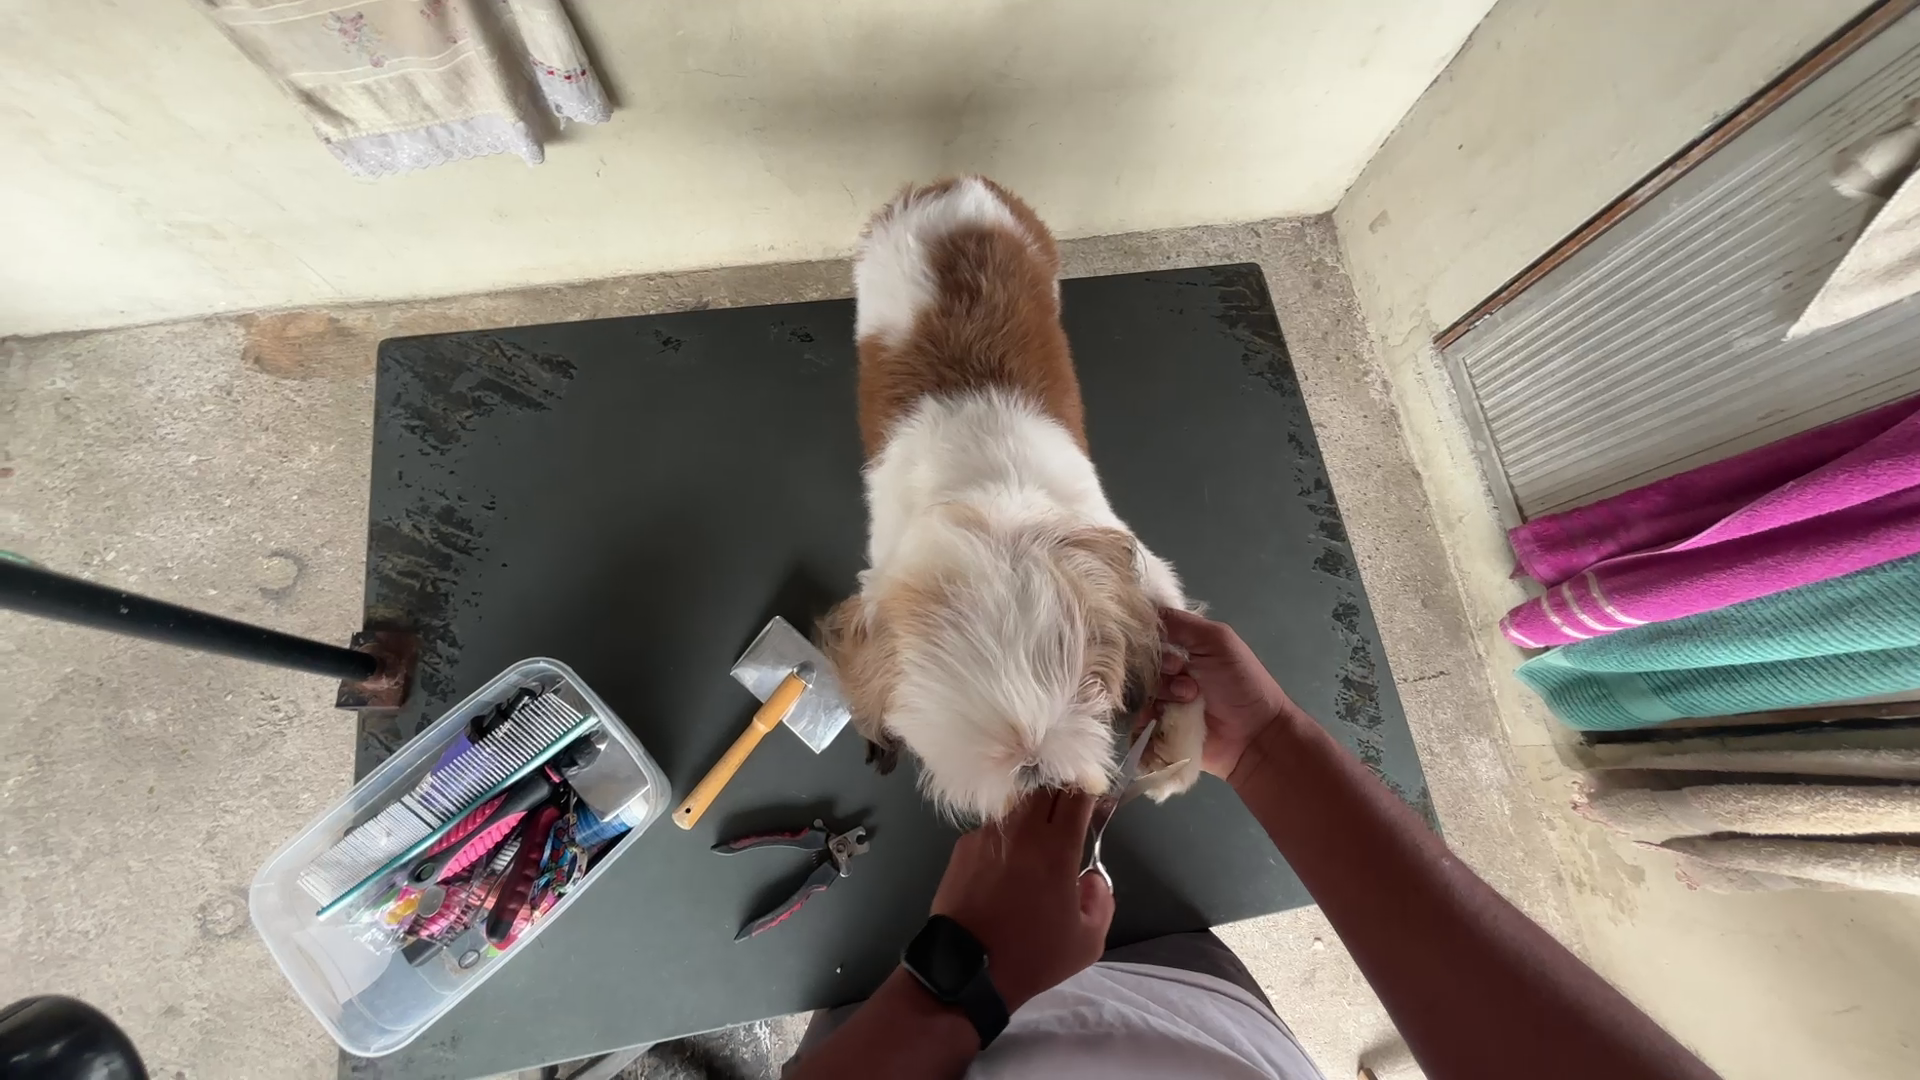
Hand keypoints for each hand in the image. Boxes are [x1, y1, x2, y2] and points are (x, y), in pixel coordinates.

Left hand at [929, 790, 1114, 1011]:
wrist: (968, 969)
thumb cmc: (1032, 956)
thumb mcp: (1087, 941)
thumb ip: (1101, 900)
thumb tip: (1091, 876)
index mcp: (1056, 848)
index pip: (1076, 795)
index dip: (1086, 791)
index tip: (1091, 798)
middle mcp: (1022, 830)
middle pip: (1045, 790)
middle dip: (1059, 796)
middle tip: (1064, 818)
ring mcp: (989, 833)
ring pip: (1017, 806)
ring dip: (1030, 816)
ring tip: (1031, 846)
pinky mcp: (964, 844)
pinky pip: (992, 829)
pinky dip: (1003, 838)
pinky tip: (1001, 867)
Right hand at [1157, 608, 1293, 779]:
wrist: (1255, 735)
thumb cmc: (1241, 682)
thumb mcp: (1216, 640)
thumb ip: (1180, 623)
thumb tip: (1142, 611)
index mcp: (1182, 647)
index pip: (1149, 635)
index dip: (1150, 638)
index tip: (1167, 646)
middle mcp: (1170, 672)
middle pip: (1142, 664)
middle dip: (1162, 669)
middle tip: (1184, 675)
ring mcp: (1164, 700)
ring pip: (1140, 690)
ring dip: (1163, 694)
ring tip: (1188, 701)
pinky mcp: (1160, 727)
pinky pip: (1138, 719)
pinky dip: (1148, 717)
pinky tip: (1165, 718)